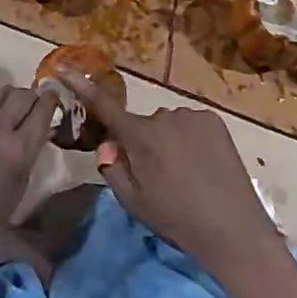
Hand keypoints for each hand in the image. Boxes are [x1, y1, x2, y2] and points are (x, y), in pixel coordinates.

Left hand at [0, 85, 58, 265]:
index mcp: (18, 149)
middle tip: (36, 103)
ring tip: (15, 108)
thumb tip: (38, 133)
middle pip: (22, 94)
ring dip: (13, 96)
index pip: (41, 111)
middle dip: (33, 96)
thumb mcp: (18, 188)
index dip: (50, 100)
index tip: (54, 97)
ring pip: (2, 93)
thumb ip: (28, 155)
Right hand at [60, 69, 282, 278]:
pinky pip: (191, 124)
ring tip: (188, 175)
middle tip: (160, 177)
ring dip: (170, 141)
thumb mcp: (134, 203)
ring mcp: (190, 114)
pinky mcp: (213, 119)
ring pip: (168, 124)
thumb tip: (106, 144)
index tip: (63, 66)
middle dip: (144, 143)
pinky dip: (192, 140)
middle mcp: (161, 116)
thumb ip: (112, 169)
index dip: (81, 85)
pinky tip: (204, 165)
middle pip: (142, 125)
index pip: (103, 105)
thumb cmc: (177, 219)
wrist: (234, 230)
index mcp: (138, 136)